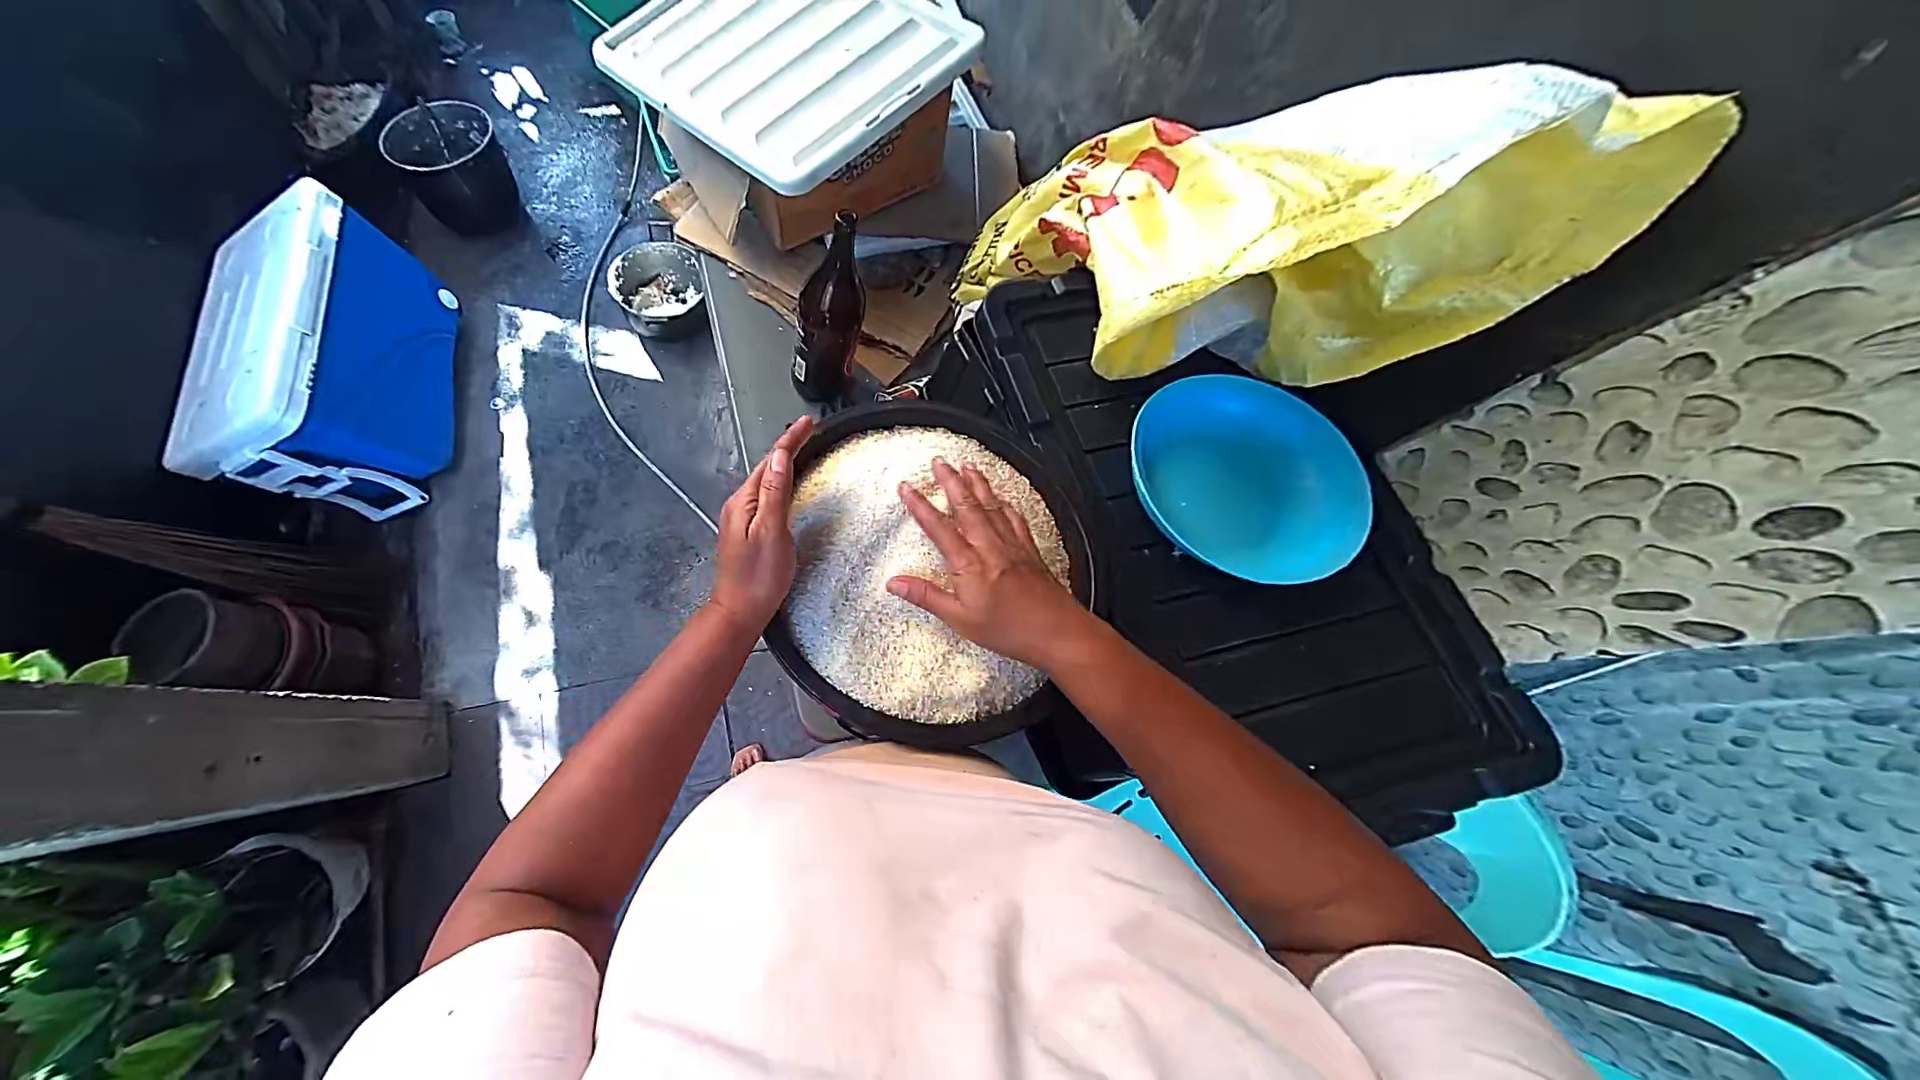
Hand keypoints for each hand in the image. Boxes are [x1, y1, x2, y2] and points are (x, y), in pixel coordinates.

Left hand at [709, 415, 814, 630]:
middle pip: (767, 467)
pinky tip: (790, 482)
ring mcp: (743, 517)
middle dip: (788, 445)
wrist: (740, 611)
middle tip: (810, 430)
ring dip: (785, 462)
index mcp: (744, 502)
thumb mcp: (771, 532)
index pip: (771, 461)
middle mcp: (740, 505)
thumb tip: (781, 457)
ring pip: (767, 480)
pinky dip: (782, 481)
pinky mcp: (749, 529)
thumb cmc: (758, 577)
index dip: (790, 440)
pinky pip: (767, 495)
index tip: (808, 422)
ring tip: (803, 447)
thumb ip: (776, 493)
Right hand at [888, 458, 1097, 669]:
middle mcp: (991, 547)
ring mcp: (1012, 546)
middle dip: (951, 481)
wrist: (1056, 631)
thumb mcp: (959, 619)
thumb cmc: (1011, 629)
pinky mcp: (1029, 550)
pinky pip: (1014, 518)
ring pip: (991, 506)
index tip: (907, 488)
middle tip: (939, 462)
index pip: (938, 527)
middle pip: (967, 506)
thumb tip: (896, 583)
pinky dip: (1004, 503)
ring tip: (967, 467)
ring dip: (977, 484)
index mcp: (969, 564)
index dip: (920, 505)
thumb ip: (926, 596)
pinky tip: (1001, 498)